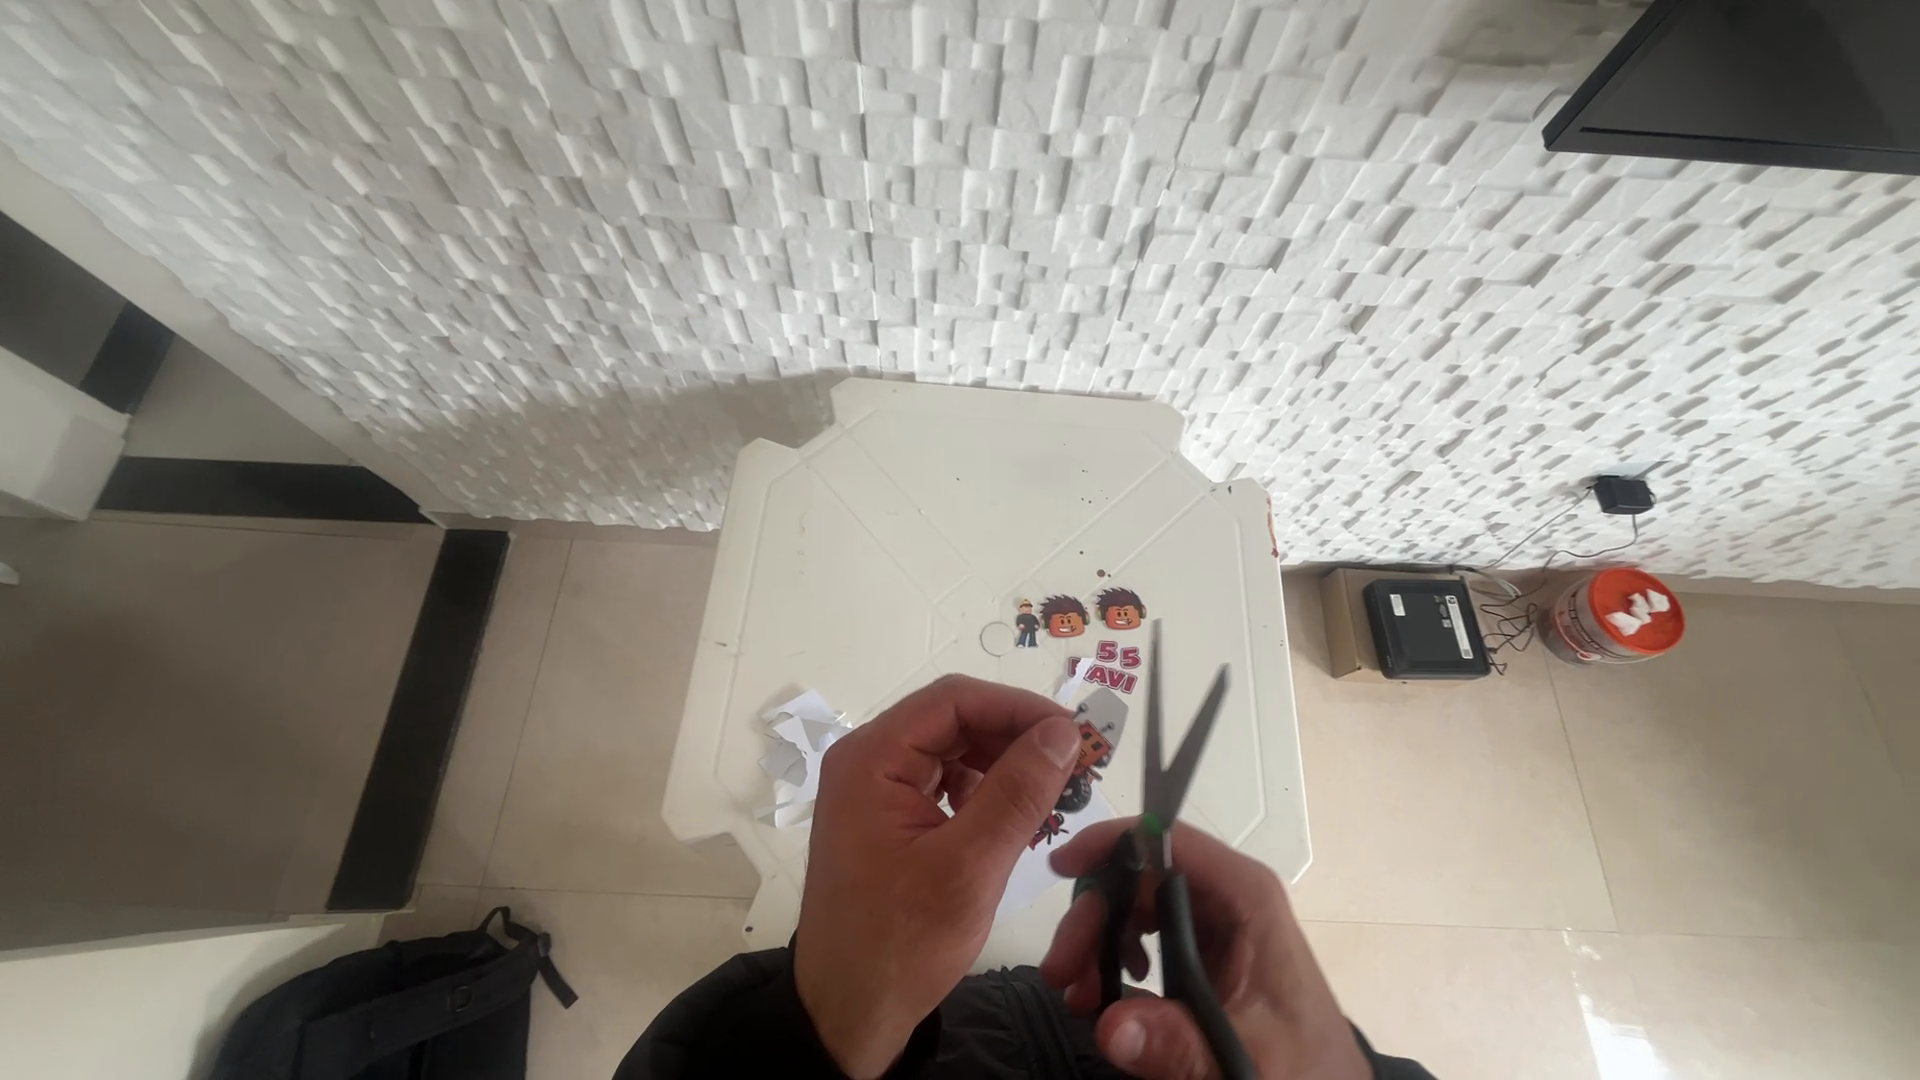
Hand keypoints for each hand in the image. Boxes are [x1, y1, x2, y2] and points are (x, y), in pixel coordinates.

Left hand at [793, 675, 1081, 1077]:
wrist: (848, 1013)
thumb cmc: (900, 944)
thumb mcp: (968, 867)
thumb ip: (1017, 793)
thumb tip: (1063, 732)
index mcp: (872, 758)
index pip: (953, 700)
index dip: (1016, 707)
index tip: (1070, 733)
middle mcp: (870, 759)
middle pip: (953, 720)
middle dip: (1015, 736)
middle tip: (1072, 764)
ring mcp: (878, 786)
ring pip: (954, 748)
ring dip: (1005, 763)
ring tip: (1052, 792)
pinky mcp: (890, 813)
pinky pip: (946, 780)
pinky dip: (986, 790)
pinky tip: (1014, 815)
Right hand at [1041, 818, 1368, 1079]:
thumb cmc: (1305, 1069)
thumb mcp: (1245, 1060)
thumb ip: (1179, 1044)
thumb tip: (1108, 1025)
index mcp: (1244, 896)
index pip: (1168, 840)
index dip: (1111, 842)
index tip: (1063, 867)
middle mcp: (1223, 893)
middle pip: (1138, 875)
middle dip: (1092, 917)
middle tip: (1059, 969)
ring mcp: (1208, 916)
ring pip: (1131, 901)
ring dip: (1095, 940)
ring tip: (1074, 992)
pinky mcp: (1197, 943)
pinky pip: (1140, 930)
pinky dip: (1111, 956)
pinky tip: (1103, 994)